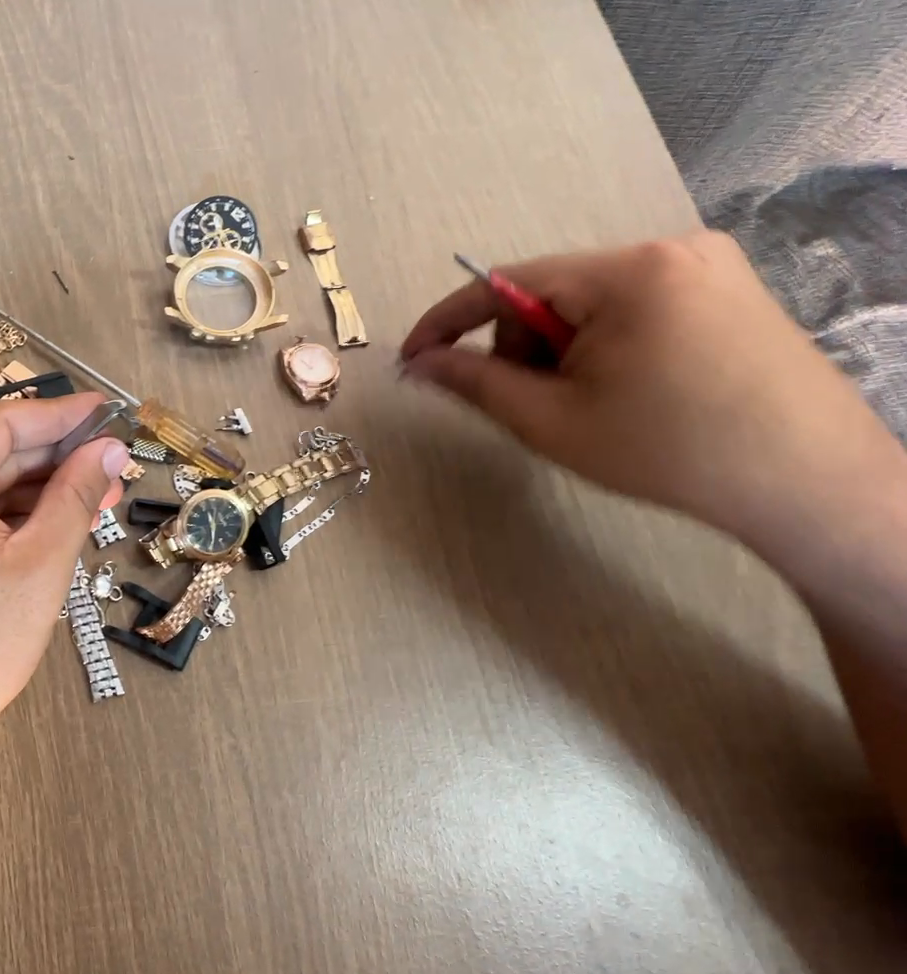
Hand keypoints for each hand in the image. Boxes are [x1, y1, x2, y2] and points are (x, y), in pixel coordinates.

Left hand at [0, 394, 128, 769]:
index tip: (107, 411)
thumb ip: (74, 496)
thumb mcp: (39, 566)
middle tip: (113, 461)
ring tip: (98, 493)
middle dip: (53, 458)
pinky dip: (7, 514)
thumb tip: (108, 449)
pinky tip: (56, 517)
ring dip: (35, 488)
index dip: (58, 416)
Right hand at [400, 230, 900, 542]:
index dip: (445, 321)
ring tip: (581, 403)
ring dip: (559, 349)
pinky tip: (618, 389)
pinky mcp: (728, 290)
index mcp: (627, 273)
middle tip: (527, 403)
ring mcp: (707, 267)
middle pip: (549, 292)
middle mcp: (670, 251)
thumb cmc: (665, 449)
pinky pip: (630, 307)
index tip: (410, 359)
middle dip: (520, 346)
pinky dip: (600, 345)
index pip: (505, 281)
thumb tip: (420, 363)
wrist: (806, 479)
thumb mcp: (548, 419)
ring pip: (587, 303)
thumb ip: (473, 381)